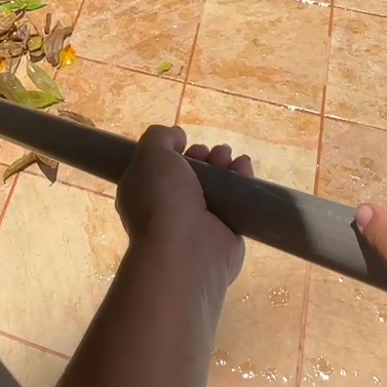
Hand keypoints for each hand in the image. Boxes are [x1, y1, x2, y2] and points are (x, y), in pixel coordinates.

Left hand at [116, 125, 252, 289]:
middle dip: (204, 156)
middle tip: (214, 153)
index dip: (175, 150)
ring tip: (229, 158)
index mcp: (143, 192)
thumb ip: (160, 136)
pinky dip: (241, 181)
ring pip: (214, 185)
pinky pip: (235, 202)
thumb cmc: (161, 198)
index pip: (161, 166)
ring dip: (224, 165)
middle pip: (191, 172)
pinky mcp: (225, 233)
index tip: (185, 144)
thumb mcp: (150, 153)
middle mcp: (168, 208)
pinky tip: (244, 168)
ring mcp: (198, 222)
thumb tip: (176, 136)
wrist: (186, 250)